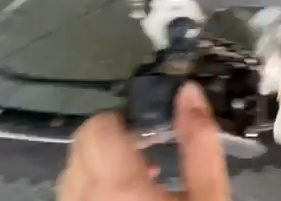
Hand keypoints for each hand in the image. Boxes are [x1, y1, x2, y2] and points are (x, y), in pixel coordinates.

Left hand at [58, 84, 229, 200]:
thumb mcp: (209, 197)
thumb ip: (200, 142)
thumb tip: (189, 91)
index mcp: (117, 186)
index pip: (95, 128)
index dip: (120, 120)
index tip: (147, 129)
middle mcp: (83, 200)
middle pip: (81, 146)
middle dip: (111, 139)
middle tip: (145, 149)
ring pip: (71, 174)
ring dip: (98, 165)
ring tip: (138, 176)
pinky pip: (72, 196)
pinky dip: (91, 189)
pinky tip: (124, 199)